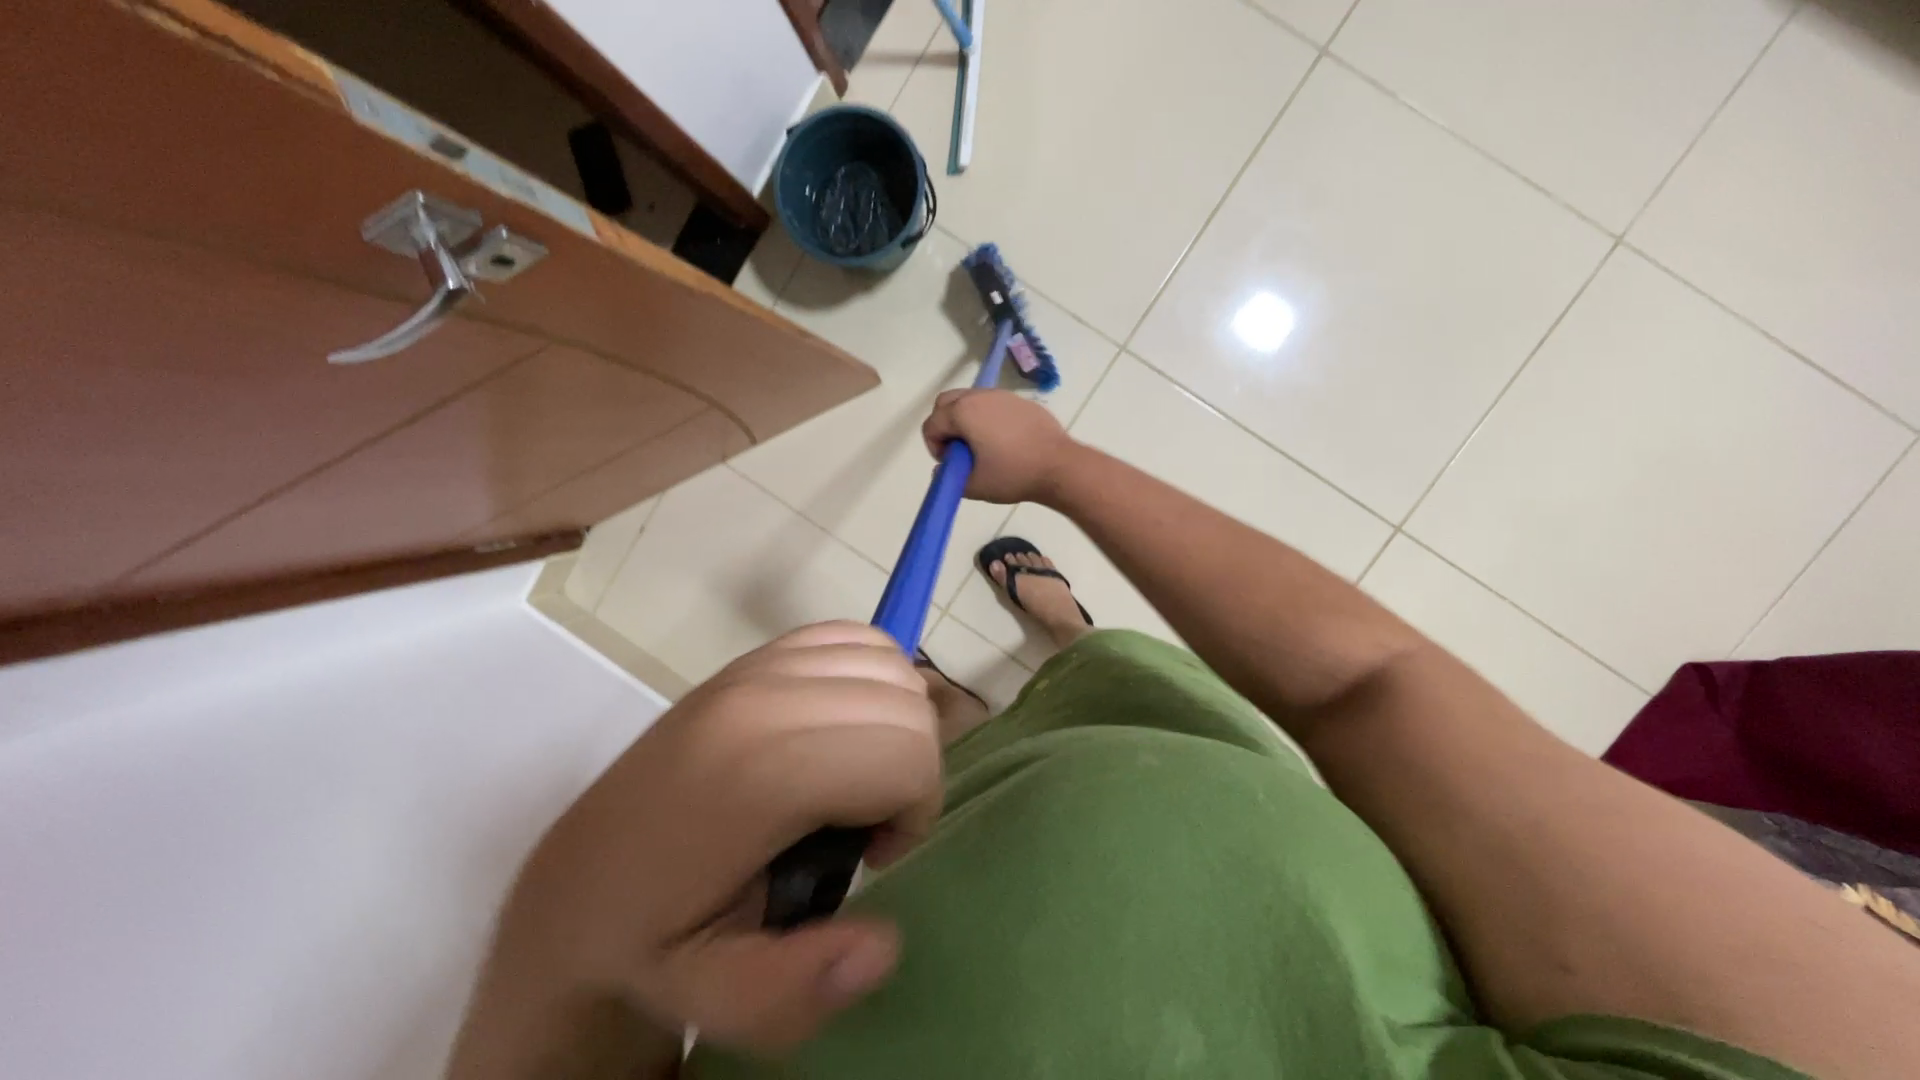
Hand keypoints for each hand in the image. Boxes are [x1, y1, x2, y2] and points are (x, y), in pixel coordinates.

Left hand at [447, 623, 941, 1072]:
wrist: (582, 878)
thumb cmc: (654, 938)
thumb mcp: (716, 999)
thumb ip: (798, 989)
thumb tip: (883, 943)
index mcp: (759, 775)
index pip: (905, 755)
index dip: (915, 813)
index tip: (875, 856)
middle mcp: (761, 699)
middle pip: (905, 703)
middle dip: (913, 769)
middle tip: (867, 824)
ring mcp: (753, 668)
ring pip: (888, 662)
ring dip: (897, 722)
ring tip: (856, 776)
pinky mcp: (750, 658)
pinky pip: (851, 638)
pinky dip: (872, 678)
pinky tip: (842, 731)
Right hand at [922, 388, 1079, 503]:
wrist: (1059, 466)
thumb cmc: (1013, 475)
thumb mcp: (974, 486)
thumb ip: (949, 478)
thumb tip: (945, 469)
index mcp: (963, 412)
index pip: (931, 424)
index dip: (935, 447)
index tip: (952, 464)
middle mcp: (980, 396)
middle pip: (946, 403)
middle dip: (945, 425)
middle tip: (959, 450)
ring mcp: (1002, 395)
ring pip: (970, 400)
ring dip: (966, 420)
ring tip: (981, 446)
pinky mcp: (1021, 401)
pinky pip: (994, 405)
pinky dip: (989, 418)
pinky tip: (1004, 442)